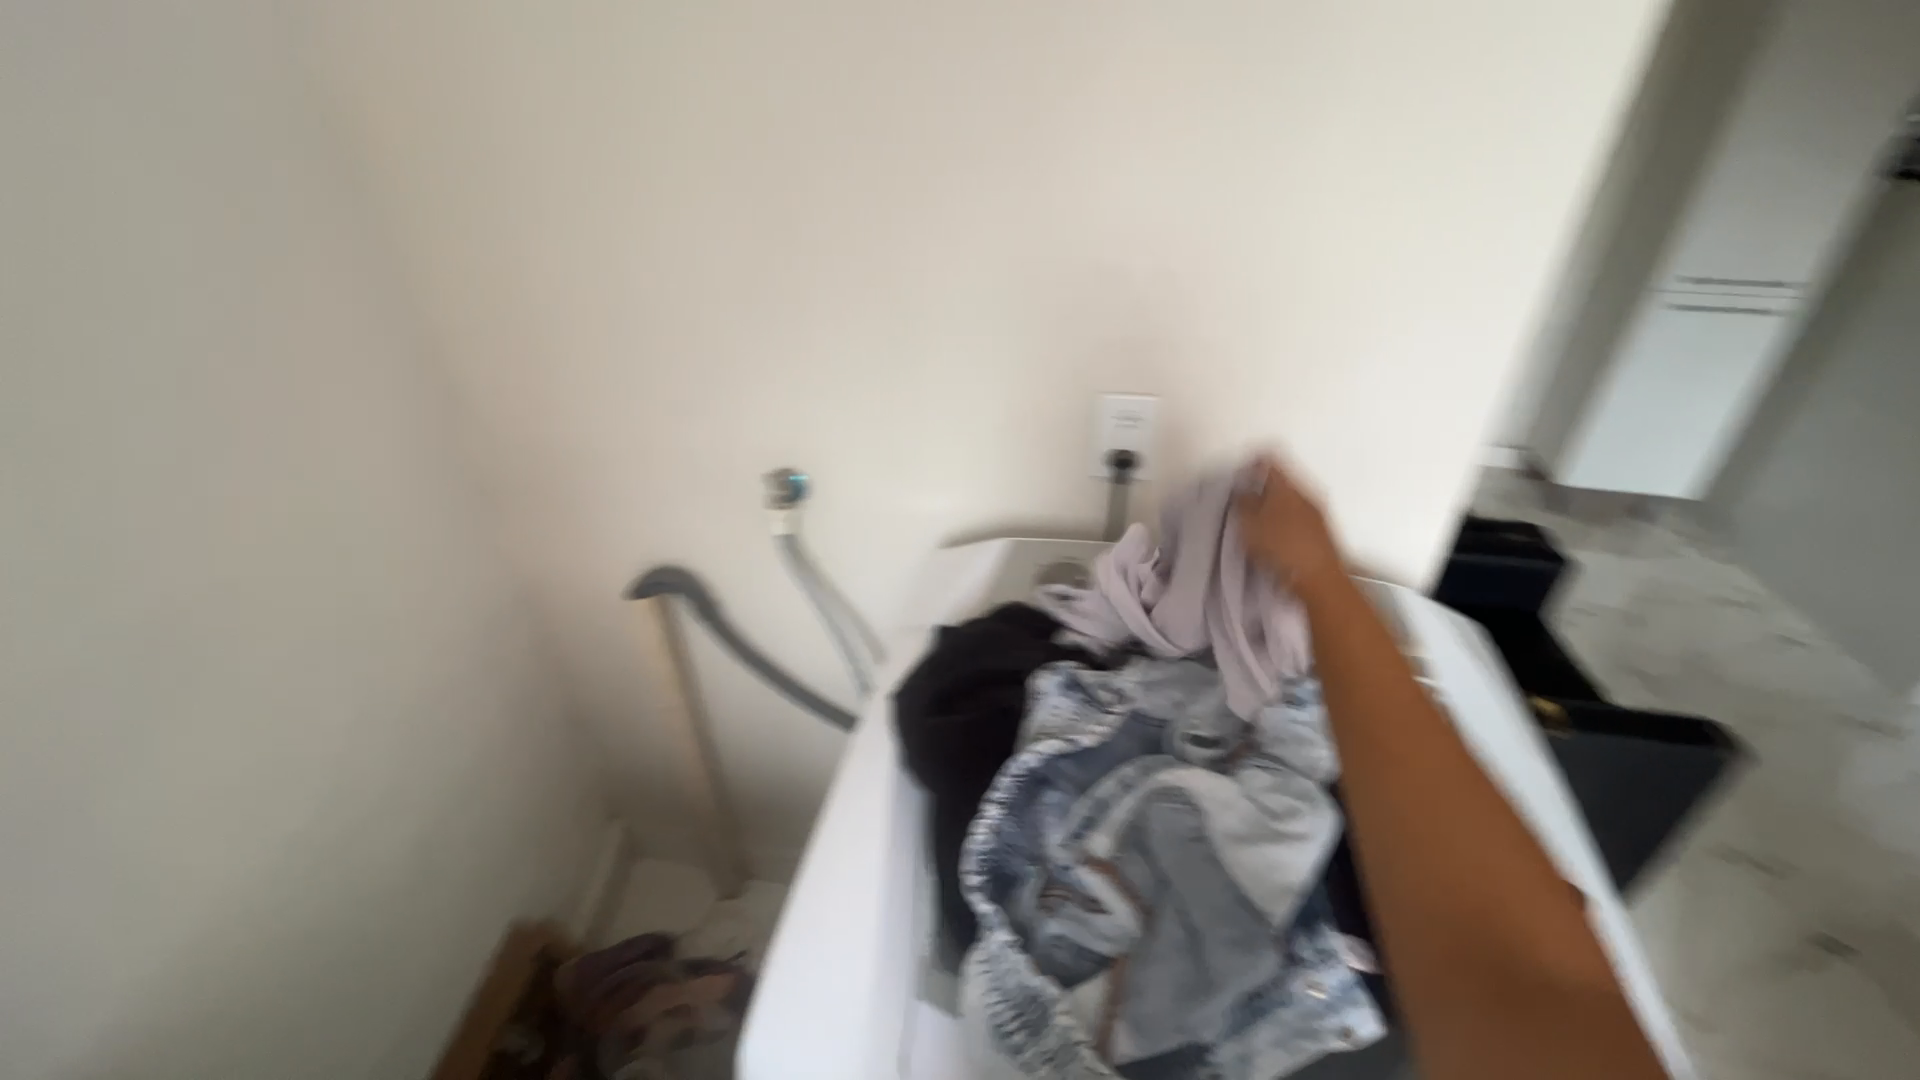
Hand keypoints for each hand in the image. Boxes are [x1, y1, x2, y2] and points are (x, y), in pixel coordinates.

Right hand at [1236, 456, 1345, 594]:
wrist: (1320, 580)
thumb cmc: (1284, 550)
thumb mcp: (1249, 525)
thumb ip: (1242, 503)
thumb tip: (1241, 492)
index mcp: (1288, 486)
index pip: (1268, 458)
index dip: (1249, 464)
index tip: (1238, 476)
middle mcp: (1307, 494)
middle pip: (1280, 478)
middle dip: (1259, 488)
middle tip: (1242, 503)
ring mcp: (1317, 513)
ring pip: (1288, 498)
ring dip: (1271, 507)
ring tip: (1255, 526)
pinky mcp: (1321, 532)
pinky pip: (1297, 516)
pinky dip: (1282, 522)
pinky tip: (1272, 541)